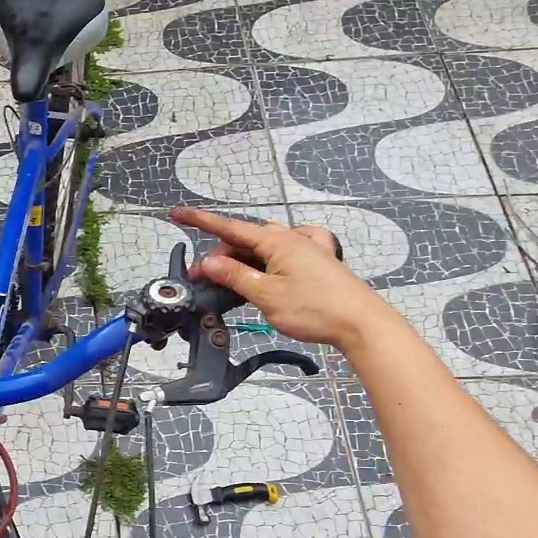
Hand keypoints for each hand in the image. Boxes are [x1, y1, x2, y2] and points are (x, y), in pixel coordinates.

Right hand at [170, 208, 396, 349]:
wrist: (361, 324)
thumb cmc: (314, 308)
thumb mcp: (265, 294)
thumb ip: (234, 275)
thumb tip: (209, 262)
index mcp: (278, 241)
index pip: (230, 227)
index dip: (201, 221)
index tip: (177, 213)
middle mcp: (293, 239)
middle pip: (246, 240)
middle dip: (221, 256)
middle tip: (203, 279)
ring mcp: (308, 249)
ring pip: (265, 247)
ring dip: (243, 261)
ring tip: (231, 283)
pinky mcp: (319, 263)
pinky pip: (285, 253)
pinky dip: (269, 260)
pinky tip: (271, 268)